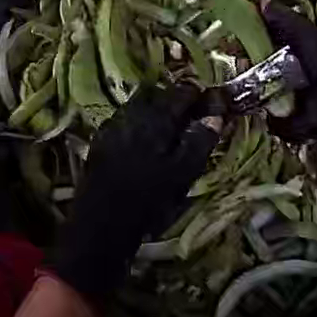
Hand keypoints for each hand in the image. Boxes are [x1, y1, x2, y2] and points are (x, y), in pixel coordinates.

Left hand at [48, 84, 216, 301]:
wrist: (101, 223)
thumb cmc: (149, 199)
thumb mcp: (183, 172)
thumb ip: (200, 140)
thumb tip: (216, 114)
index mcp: (155, 116)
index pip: (182, 92)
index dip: (200, 96)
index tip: (211, 106)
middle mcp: (131, 112)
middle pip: (159, 94)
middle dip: (177, 101)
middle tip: (192, 118)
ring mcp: (112, 124)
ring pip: (140, 105)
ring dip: (157, 111)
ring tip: (170, 131)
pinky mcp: (100, 139)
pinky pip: (125, 120)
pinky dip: (139, 124)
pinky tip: (144, 144)